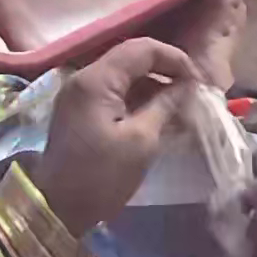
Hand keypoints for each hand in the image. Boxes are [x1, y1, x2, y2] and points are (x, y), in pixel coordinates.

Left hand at [34, 38, 199, 232]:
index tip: (198, 80)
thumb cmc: (101, 177)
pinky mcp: (77, 110)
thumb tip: (186, 86)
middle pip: (129, 58)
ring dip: (151, 84)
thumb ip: (165, 105)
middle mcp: (82, 78)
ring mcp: (77, 94)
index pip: (141, 49)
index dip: (174, 58)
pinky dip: (135, 97)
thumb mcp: (141, 141)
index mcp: (96, 80)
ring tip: (180, 104)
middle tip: (192, 90)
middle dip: (164, 69)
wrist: (57, 207)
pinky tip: (157, 113)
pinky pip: (111, 92)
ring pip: (121, 75)